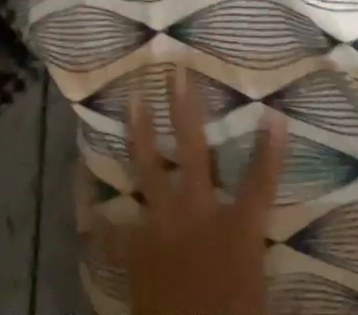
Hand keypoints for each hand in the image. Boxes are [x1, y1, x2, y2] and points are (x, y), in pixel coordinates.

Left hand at [111, 66, 287, 314]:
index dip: (270, 148)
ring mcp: (161, 223)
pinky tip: (85, 207)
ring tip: (131, 98)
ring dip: (139, 132)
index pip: (261, 182)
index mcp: (238, 228)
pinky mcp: (134, 245)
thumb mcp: (255, 287)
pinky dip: (98, 219)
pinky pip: (113, 229)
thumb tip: (254, 241)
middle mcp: (197, 213)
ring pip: (147, 167)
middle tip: (175, 71)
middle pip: (192, 150)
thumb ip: (251, 254)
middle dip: (184, 108)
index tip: (272, 112)